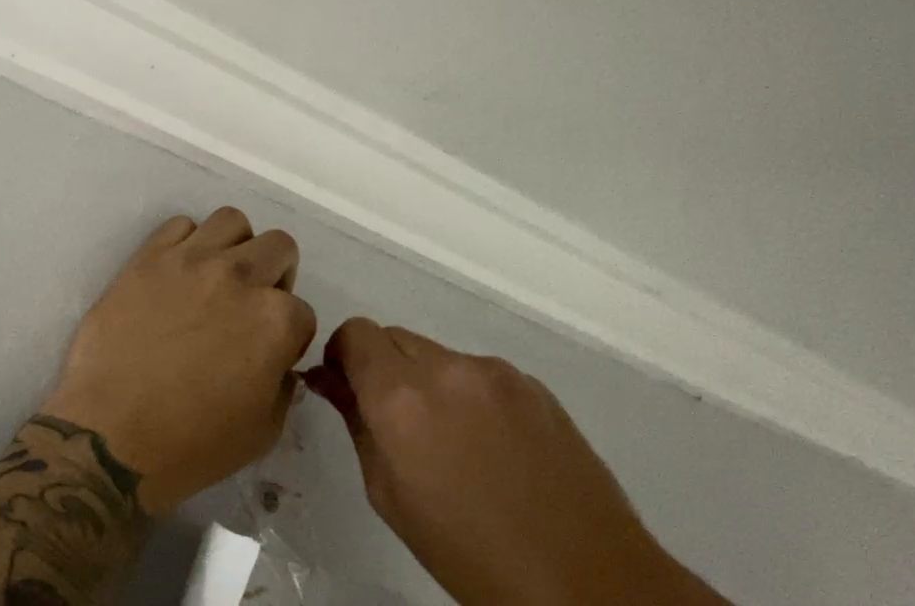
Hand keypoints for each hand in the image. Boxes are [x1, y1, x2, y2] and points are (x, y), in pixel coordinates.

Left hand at [40, 207, 316, 513]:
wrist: (111, 431)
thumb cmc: (192, 443)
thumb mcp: (263, 430)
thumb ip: (283, 387)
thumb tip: (279, 364)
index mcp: (275, 320)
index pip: (302, 311)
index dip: (288, 336)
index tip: (268, 355)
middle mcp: (239, 277)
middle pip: (277, 248)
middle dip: (275, 276)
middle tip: (250, 306)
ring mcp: (190, 260)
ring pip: (231, 221)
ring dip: (234, 247)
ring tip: (216, 279)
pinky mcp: (147, 256)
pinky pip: (178, 225)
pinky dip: (186, 242)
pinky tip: (177, 274)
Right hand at [306, 319, 729, 605]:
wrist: (584, 580)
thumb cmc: (467, 551)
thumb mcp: (389, 495)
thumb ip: (357, 424)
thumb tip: (330, 381)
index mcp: (400, 397)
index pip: (354, 333)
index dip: (343, 355)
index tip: (346, 386)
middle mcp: (446, 370)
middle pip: (394, 338)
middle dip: (383, 367)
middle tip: (394, 419)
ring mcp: (496, 374)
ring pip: (439, 355)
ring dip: (428, 381)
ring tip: (451, 439)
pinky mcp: (536, 387)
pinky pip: (481, 374)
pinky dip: (469, 395)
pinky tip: (491, 444)